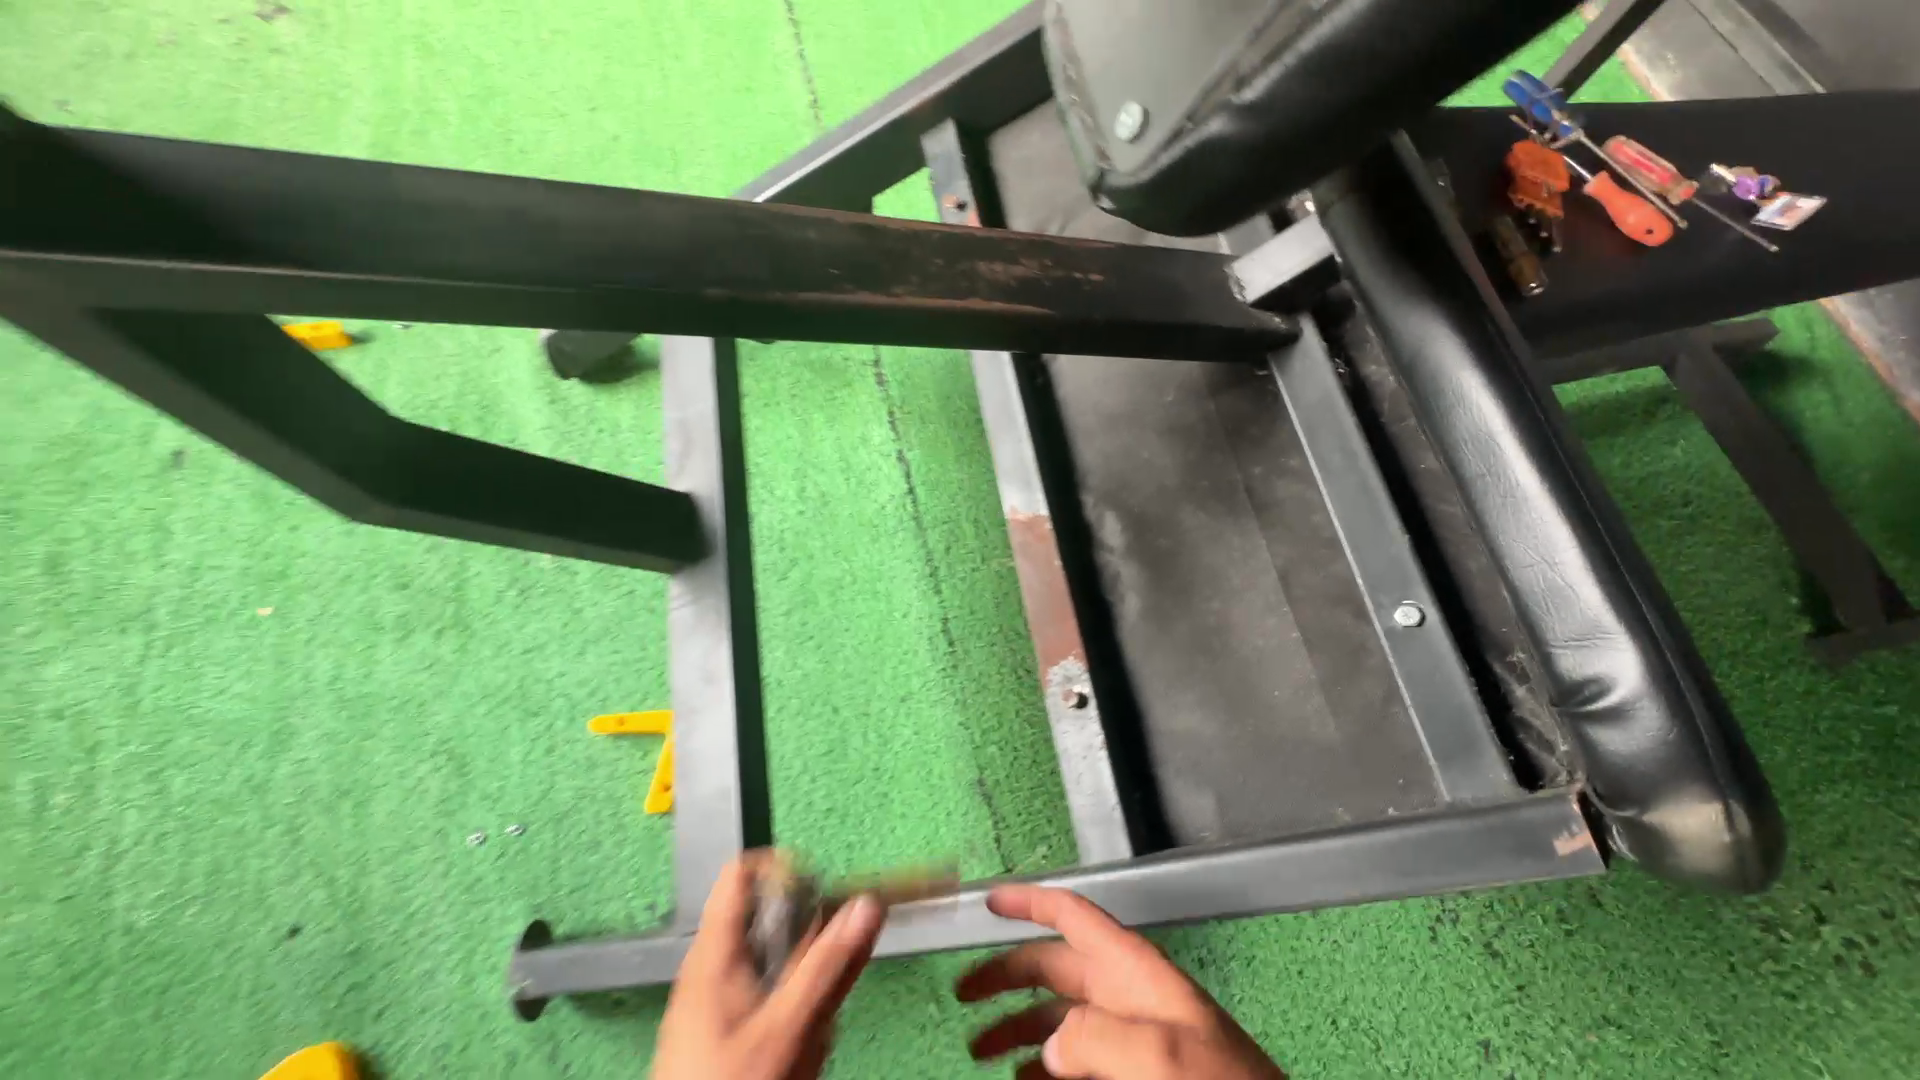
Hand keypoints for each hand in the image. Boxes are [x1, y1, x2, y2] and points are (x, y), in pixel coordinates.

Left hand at [651, 854, 886, 1079]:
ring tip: (807, 1041)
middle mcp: (711, 966)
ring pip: (777, 967)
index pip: (742, 875)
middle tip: (823, 994)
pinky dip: (793, 1018)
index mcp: (715, 953)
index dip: (784, 869)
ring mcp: (715, 999)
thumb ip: (829, 965)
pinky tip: (797, 1055)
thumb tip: (867, 905)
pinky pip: (769, 1001)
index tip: (824, 891)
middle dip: (809, 950)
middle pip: (771, 924)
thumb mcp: (788, 1030)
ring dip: (805, 994)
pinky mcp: (724, 1029)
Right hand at [956, 885, 1285, 1079]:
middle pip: (1054, 968)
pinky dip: (1043, 1067)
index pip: (1074, 916)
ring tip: (981, 1050)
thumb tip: (1051, 1041)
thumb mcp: (1163, 1055)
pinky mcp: (1134, 1073)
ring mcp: (1131, 1037)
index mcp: (1134, 973)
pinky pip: (1075, 1061)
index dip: (1030, 902)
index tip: (990, 901)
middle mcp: (1127, 996)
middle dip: (1006, 975)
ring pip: (1059, 1019)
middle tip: (964, 994)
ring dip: (1017, 1029)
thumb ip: (1099, 1036)